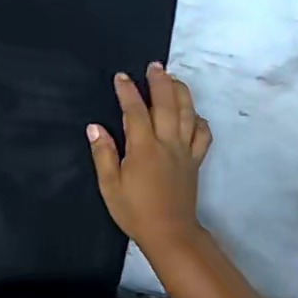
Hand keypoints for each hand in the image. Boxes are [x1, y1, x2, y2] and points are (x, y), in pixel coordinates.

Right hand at [87, 62, 212, 256]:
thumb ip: (104, 154)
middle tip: (154, 66)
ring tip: (174, 78)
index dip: (128, 92)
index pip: (135, 112)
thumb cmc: (134, 211)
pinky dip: (199, 120)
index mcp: (144, 149)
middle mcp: (167, 144)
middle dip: (160, 82)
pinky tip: (194, 115)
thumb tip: (95, 128)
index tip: (121, 77)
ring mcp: (185, 151)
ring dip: (181, 92)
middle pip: (167, 104)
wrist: (170, 232)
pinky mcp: (195, 161)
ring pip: (188, 114)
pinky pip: (202, 135)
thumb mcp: (110, 186)